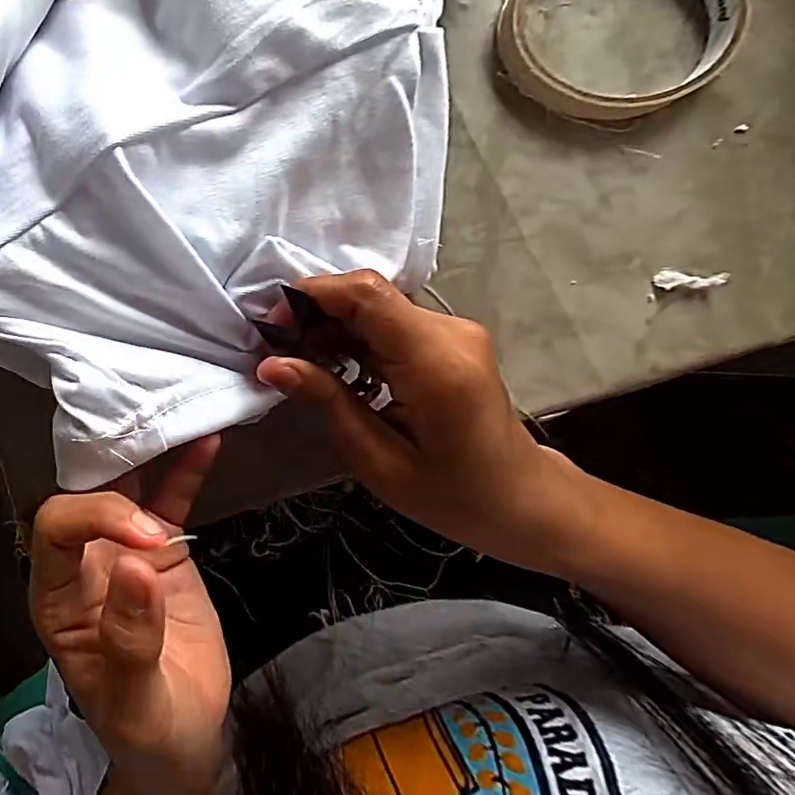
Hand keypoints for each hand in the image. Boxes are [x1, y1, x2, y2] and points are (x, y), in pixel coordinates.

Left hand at [28, 436, 230, 794]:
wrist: (186, 738)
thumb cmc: (148, 731)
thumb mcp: (136, 705)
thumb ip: (130, 642)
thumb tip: (136, 568)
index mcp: (58, 598)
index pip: (56, 529)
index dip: (100, 517)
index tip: (153, 536)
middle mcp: (84, 562)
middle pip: (86, 493)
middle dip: (113, 461)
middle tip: (153, 432)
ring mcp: (124, 550)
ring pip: (127, 485)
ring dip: (147, 451)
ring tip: (174, 414)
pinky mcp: (162, 548)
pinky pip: (171, 499)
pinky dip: (185, 470)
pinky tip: (206, 441)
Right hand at [255, 271, 590, 565]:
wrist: (523, 499)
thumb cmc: (455, 496)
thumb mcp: (380, 462)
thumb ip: (328, 402)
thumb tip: (271, 365)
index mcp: (436, 363)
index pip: (367, 295)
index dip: (312, 296)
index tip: (273, 327)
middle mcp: (450, 332)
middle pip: (368, 295)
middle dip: (315, 314)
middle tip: (281, 354)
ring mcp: (454, 330)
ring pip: (376, 305)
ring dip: (333, 327)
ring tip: (305, 367)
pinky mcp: (450, 337)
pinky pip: (391, 321)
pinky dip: (356, 337)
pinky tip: (339, 369)